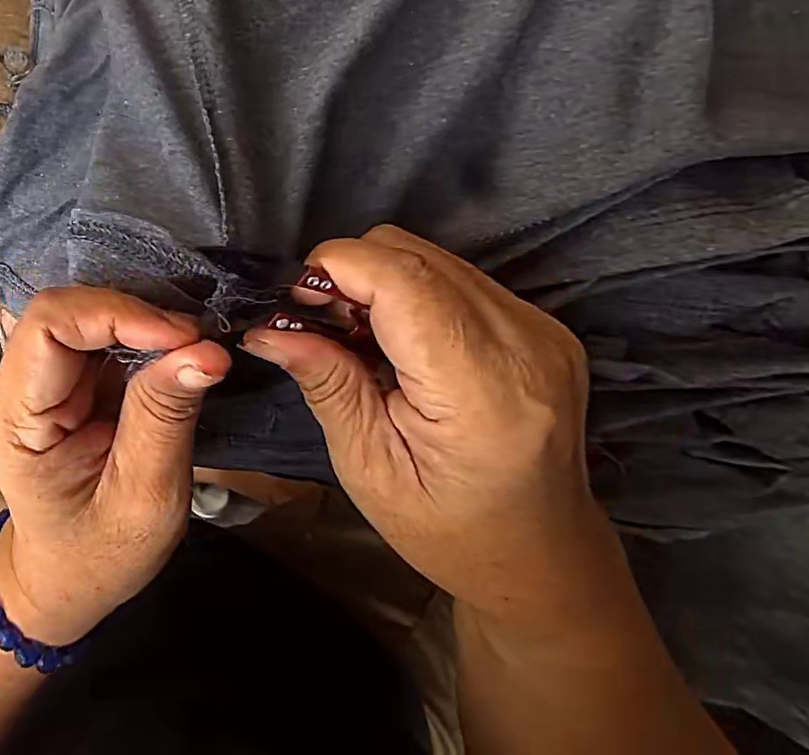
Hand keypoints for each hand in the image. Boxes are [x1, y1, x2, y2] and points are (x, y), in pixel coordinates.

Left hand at [0, 288, 231, 643]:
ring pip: (83, 315)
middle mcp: (15, 386)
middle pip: (63, 312)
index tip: (182, 336)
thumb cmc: (98, 555)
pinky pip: (98, 336)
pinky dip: (139, 334)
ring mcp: (37, 380)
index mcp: (15, 419)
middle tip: (197, 339)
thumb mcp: (143, 500)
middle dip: (133, 313)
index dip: (113, 313)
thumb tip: (206, 350)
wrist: (64, 578)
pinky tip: (173, 349)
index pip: (47, 327)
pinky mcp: (63, 381)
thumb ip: (165, 418)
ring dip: (140, 320)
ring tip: (192, 344)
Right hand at [241, 226, 616, 627]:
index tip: (296, 301)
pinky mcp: (540, 323)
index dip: (336, 269)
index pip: (402, 280)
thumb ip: (325, 384)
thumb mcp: (367, 465)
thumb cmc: (447, 528)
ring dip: (376, 279)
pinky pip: (450, 272)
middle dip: (348, 273)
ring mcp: (539, 328)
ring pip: (427, 253)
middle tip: (323, 326)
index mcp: (481, 391)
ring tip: (361, 336)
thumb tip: (266, 330)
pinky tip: (398, 337)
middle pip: (410, 253)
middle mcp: (522, 344)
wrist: (542, 555)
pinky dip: (406, 288)